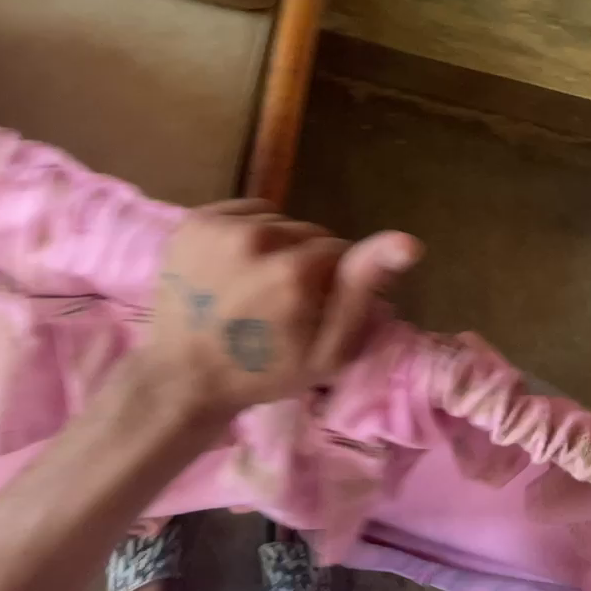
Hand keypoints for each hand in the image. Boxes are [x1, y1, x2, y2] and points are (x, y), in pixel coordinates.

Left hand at [142, 199, 418, 416]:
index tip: (310, 310)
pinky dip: (245, 232)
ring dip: (274, 246)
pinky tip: (233, 267)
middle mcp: (259, 238)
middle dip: (303, 261)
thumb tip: (407, 242)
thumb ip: (364, 290)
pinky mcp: (195, 220)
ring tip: (252, 285)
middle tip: (280, 302)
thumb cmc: (263, 371)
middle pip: (307, 232)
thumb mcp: (328, 350)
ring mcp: (221, 227)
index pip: (339, 251)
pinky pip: (244, 211)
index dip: (331, 281)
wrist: (183, 379)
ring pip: (277, 221)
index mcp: (295, 271)